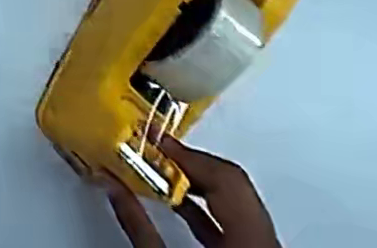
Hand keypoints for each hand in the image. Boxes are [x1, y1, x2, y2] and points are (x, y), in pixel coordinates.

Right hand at [102, 135, 280, 247]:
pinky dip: (203, 207)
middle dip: (188, 163)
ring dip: (194, 183)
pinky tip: (176, 204)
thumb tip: (112, 185)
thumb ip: (139, 226)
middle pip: (230, 184)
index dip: (186, 153)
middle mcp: (264, 243)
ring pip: (233, 202)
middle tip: (152, 150)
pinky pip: (232, 223)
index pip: (224, 177)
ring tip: (158, 171)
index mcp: (249, 241)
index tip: (153, 139)